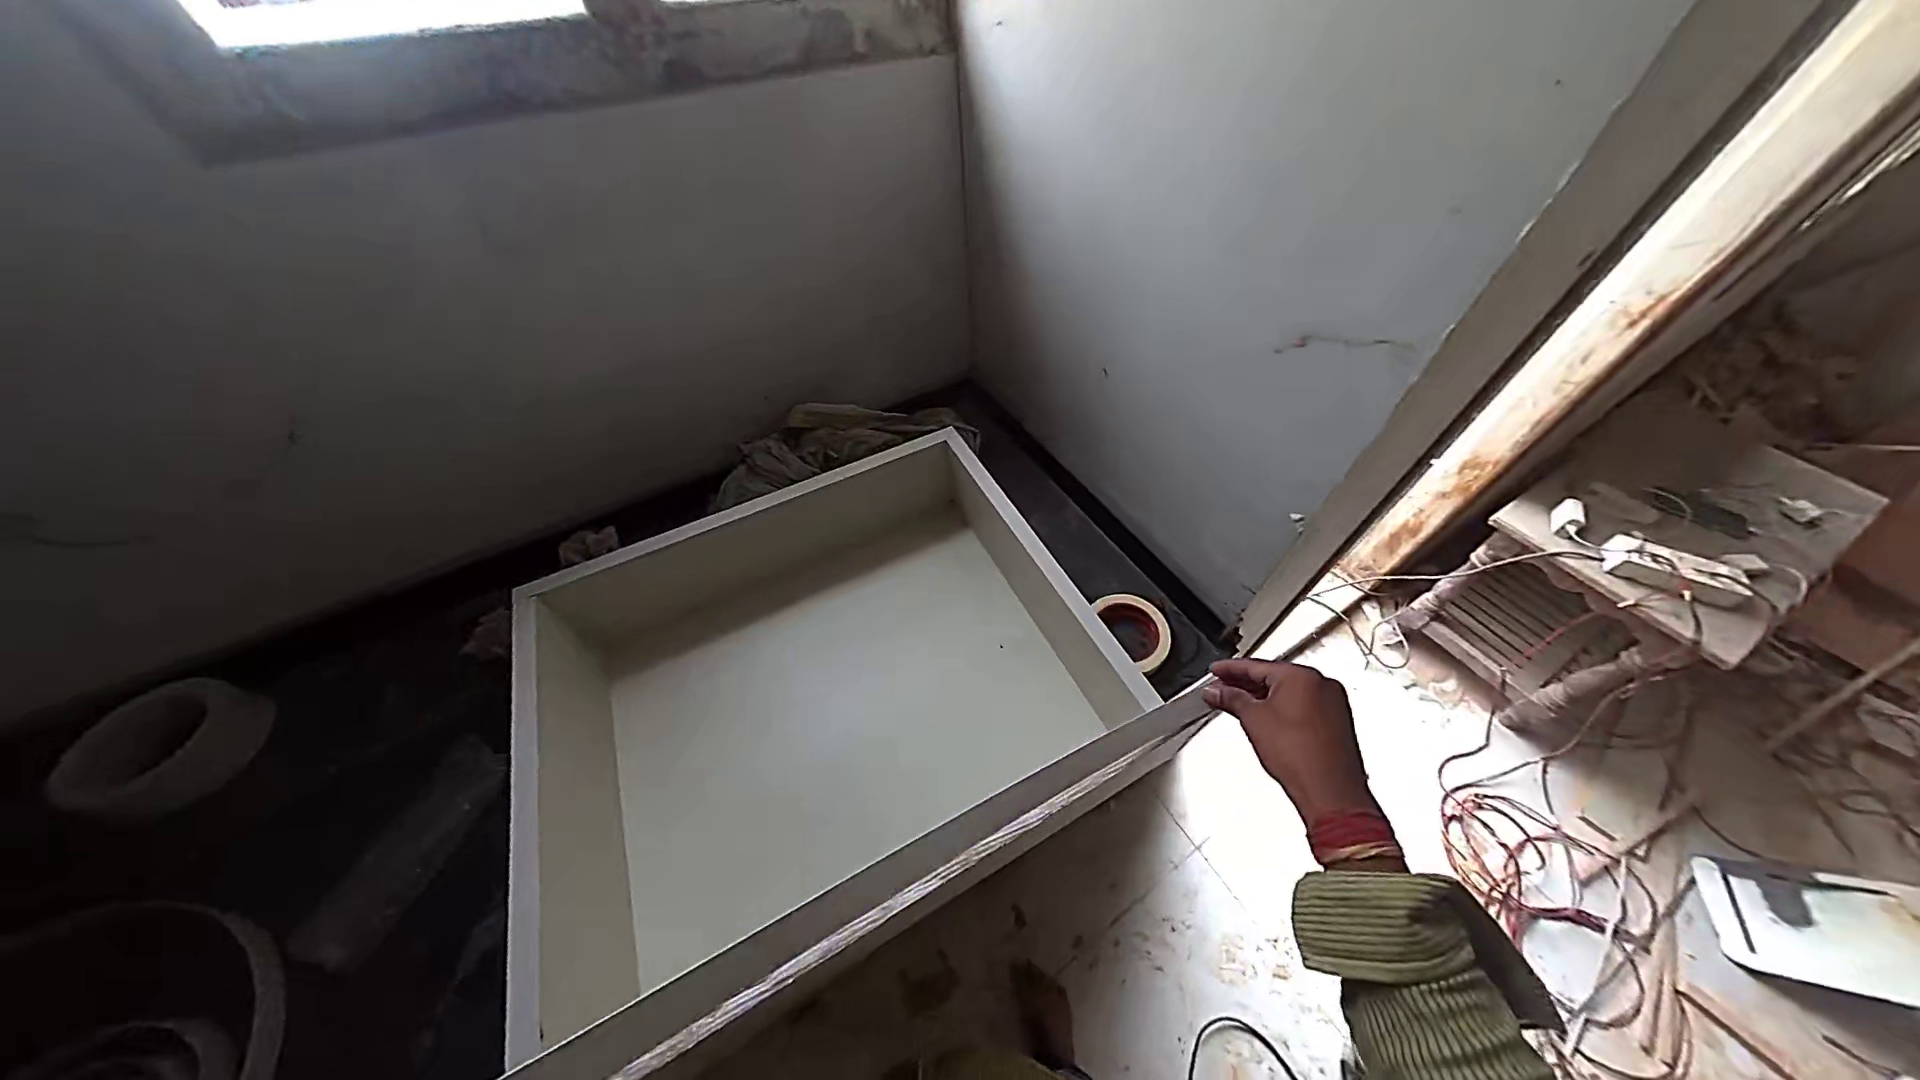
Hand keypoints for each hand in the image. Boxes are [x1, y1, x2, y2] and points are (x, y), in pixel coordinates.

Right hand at [1202, 659, 1379, 826]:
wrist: (1330, 792)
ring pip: (1288, 692)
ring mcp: (1332, 703)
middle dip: (1243, 684)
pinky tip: (1263, 718)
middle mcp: (1321, 684)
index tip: (1217, 671)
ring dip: (1261, 697)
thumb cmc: (1301, 757)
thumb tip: (1217, 692)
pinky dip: (1280, 708)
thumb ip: (1231, 699)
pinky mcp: (1335, 721)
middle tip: (1221, 688)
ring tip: (1237, 705)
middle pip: (1273, 677)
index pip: (1256, 665)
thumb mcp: (1253, 719)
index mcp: (1301, 676)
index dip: (1230, 669)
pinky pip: (1301, 706)